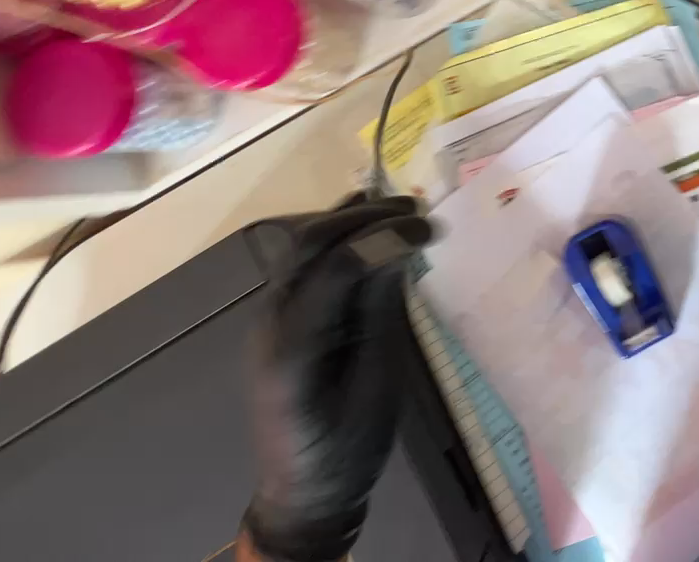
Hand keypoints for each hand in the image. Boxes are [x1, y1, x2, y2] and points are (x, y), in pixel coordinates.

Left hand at [243, 195, 433, 561]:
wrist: (303, 492)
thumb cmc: (349, 447)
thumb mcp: (378, 385)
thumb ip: (383, 314)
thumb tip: (400, 250)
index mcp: (294, 349)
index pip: (335, 268)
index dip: (383, 237)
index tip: (429, 228)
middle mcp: (270, 321)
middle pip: (308, 244)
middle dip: (363, 216)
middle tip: (417, 208)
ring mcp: (269, 316)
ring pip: (301, 246)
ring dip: (349, 218)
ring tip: (400, 206)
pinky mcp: (280, 315)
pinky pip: (303, 262)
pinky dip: (336, 233)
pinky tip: (366, 219)